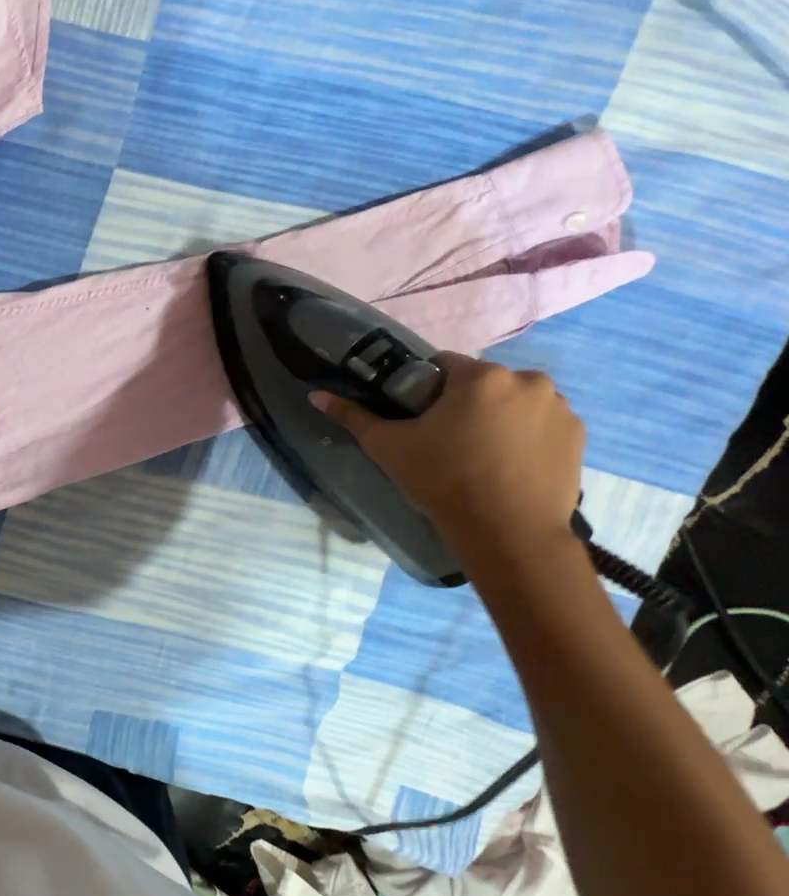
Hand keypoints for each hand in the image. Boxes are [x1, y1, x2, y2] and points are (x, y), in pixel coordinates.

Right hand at [315, 353, 583, 549]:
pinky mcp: (579, 435)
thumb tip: (316, 395)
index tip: (417, 417)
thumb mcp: (387, 446)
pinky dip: (525, 436)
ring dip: (498, 417)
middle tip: (446, 439)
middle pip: (483, 383)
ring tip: (479, 454)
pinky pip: (542, 424)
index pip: (443, 365)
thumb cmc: (442, 479)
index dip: (424, 389)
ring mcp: (559, 408)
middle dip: (465, 403)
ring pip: (515, 402)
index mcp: (481, 377)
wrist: (507, 530)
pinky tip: (507, 464)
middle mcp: (528, 381)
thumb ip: (354, 416)